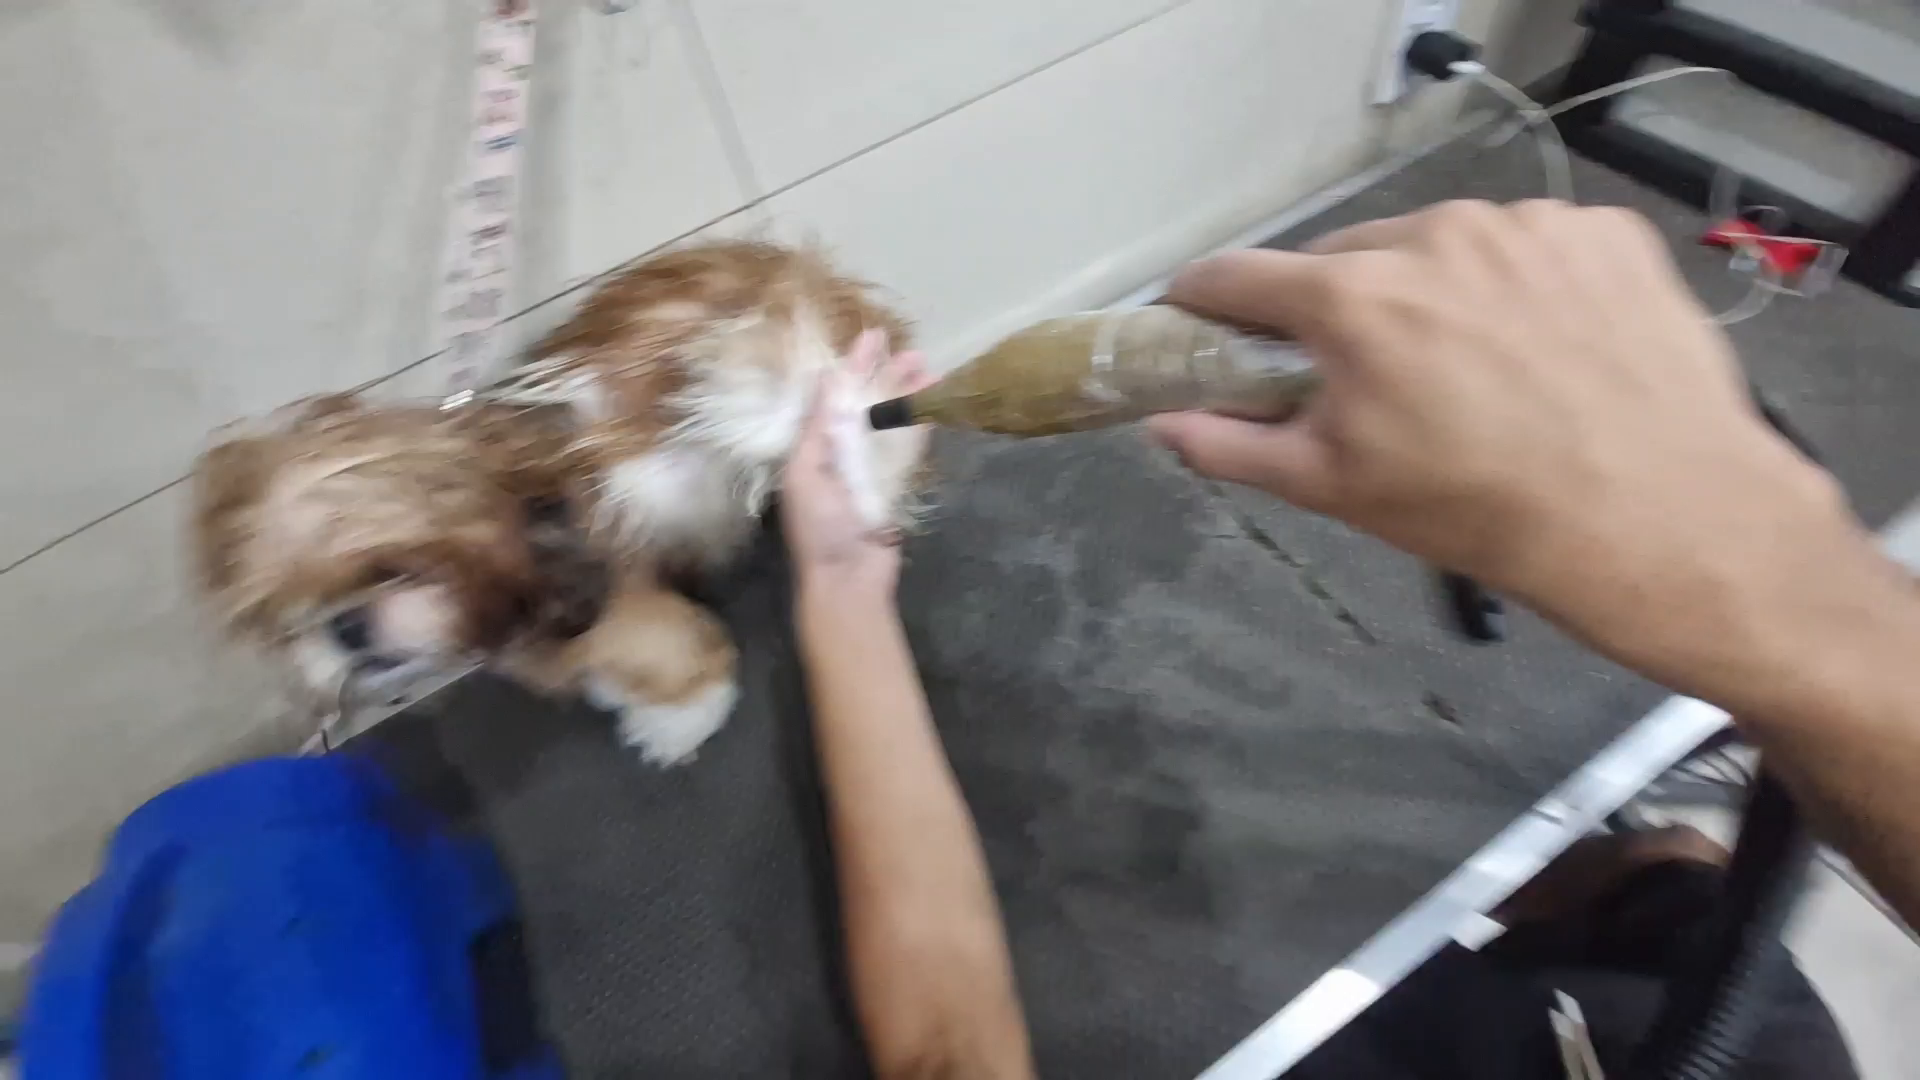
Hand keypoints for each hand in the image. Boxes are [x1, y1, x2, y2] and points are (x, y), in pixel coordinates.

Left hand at [782, 330, 932, 596]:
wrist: (847, 579)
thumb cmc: (820, 528)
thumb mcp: (807, 473)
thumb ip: (818, 425)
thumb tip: (830, 375)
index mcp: (813, 446)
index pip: (835, 395)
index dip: (854, 365)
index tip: (873, 336)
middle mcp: (841, 451)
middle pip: (868, 403)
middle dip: (889, 376)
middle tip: (915, 351)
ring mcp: (870, 468)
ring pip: (892, 421)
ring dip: (910, 396)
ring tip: (931, 370)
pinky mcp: (894, 485)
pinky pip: (908, 448)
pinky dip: (920, 426)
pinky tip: (933, 406)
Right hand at [1148, 200, 1854, 677]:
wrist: (1652, 515)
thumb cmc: (1462, 506)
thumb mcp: (1324, 484)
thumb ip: (1225, 446)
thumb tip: (1157, 424)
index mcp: (1351, 300)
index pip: (1239, 275)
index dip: (1202, 296)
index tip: (1191, 314)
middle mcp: (1431, 237)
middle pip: (1333, 259)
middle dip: (1315, 306)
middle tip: (1336, 366)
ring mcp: (1522, 224)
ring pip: (1421, 245)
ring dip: (1403, 289)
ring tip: (1435, 358)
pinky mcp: (1595, 230)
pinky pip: (1505, 243)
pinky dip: (1486, 280)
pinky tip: (1513, 338)